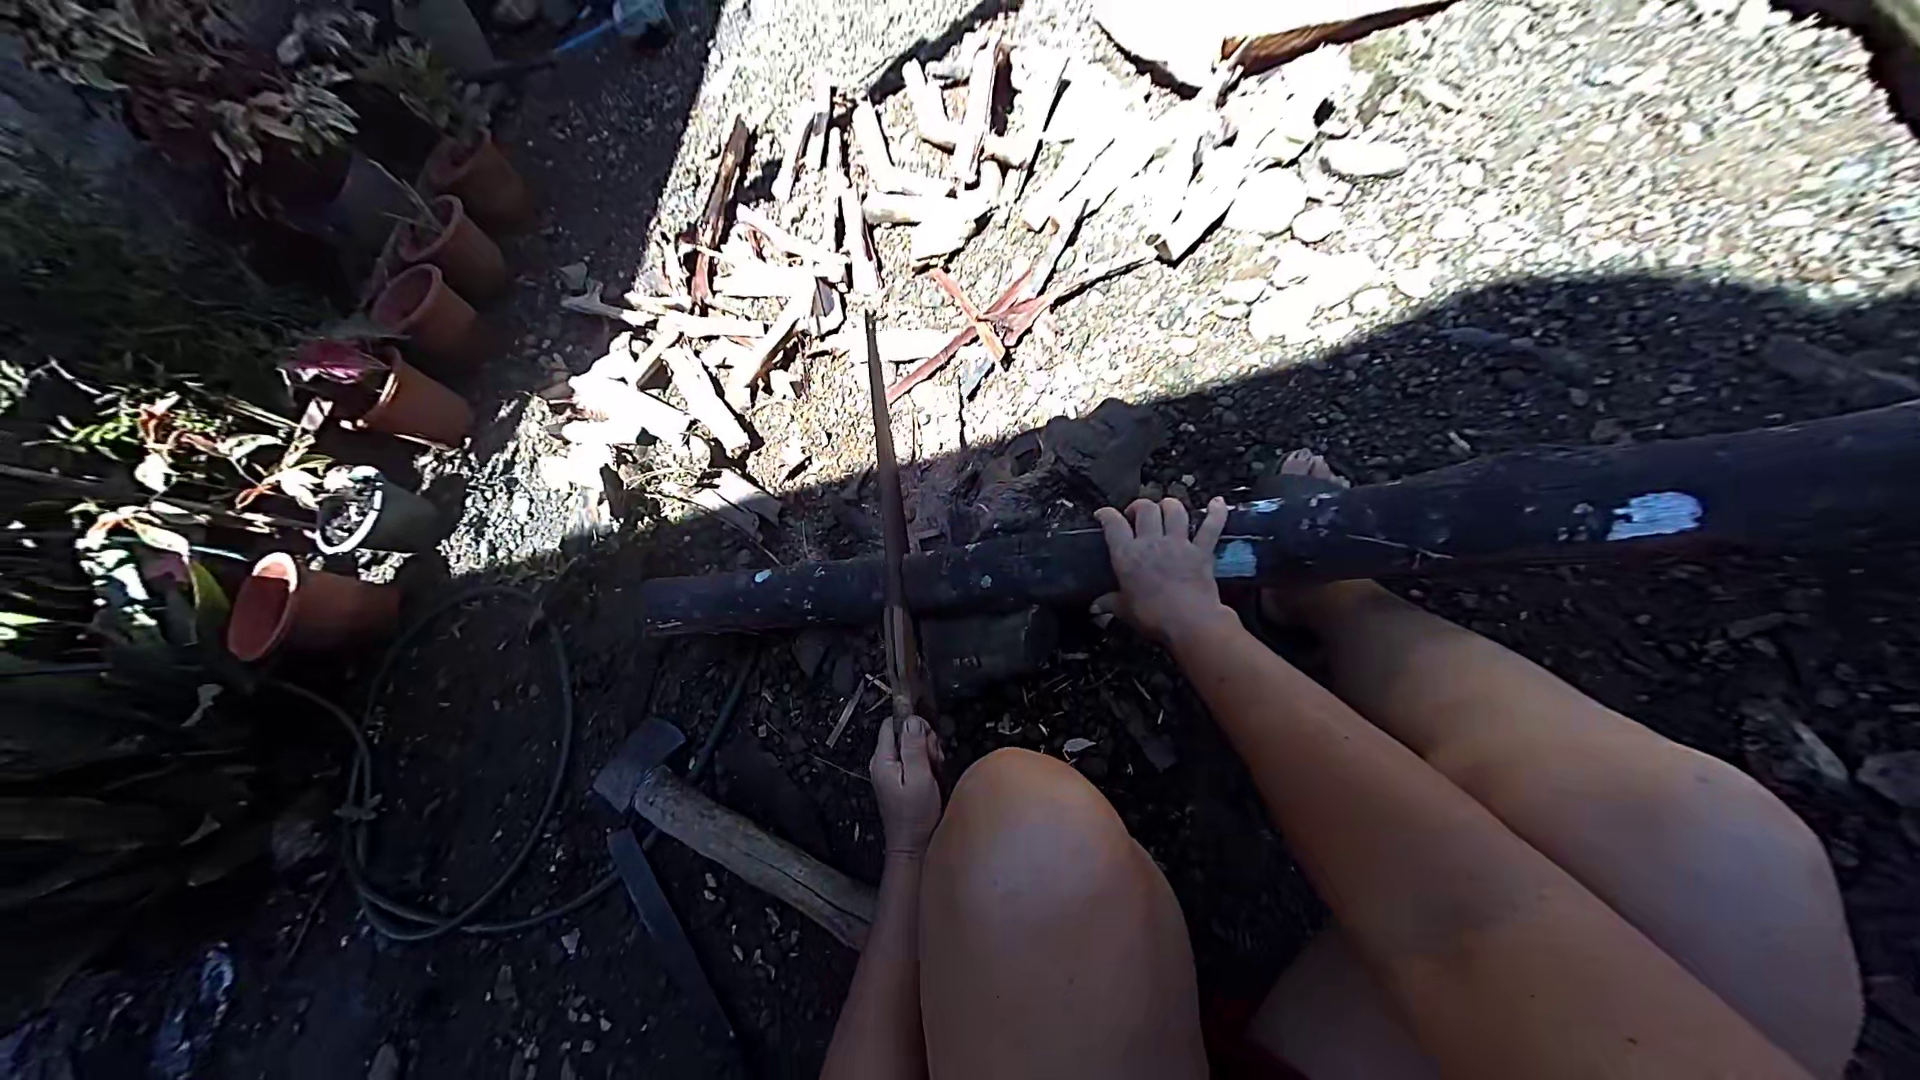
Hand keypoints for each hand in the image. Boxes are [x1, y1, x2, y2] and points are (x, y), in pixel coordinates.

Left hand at [870, 715, 944, 856]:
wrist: (914, 845)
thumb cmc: (915, 817)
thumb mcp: (919, 777)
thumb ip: (914, 747)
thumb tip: (911, 720)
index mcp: (883, 760)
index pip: (892, 723)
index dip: (913, 725)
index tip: (927, 738)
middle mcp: (884, 763)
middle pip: (905, 733)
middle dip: (924, 741)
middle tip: (932, 760)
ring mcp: (892, 771)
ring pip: (913, 746)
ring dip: (928, 754)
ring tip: (933, 772)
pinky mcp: (901, 778)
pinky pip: (916, 760)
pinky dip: (927, 765)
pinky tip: (932, 777)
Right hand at [1093, 496, 1233, 646]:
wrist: (1189, 622)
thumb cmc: (1151, 616)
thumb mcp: (1124, 609)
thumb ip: (1109, 603)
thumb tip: (1095, 607)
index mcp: (1127, 554)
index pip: (1113, 523)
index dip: (1106, 514)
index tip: (1103, 514)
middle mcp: (1151, 541)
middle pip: (1145, 509)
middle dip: (1139, 506)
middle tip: (1136, 515)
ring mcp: (1179, 543)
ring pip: (1174, 510)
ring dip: (1169, 505)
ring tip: (1165, 508)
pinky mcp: (1202, 550)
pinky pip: (1211, 526)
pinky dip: (1216, 512)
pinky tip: (1217, 503)